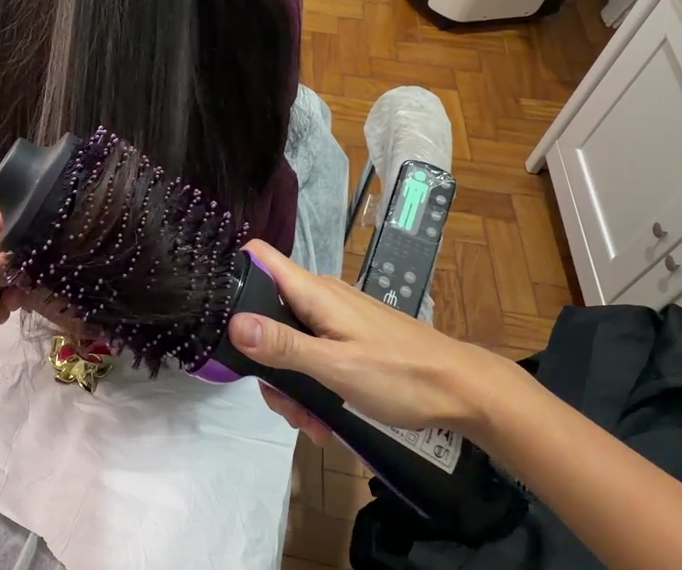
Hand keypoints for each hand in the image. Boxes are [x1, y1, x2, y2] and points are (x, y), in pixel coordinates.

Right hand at [227, 240, 514, 436]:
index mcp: (313, 292)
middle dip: (266, 359)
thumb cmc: (401, 374)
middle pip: (269, 313)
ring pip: (292, 342)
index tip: (215, 311)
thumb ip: (284, 347)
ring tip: (312, 423)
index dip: (232, 273)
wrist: (465, 392)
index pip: (258, 257)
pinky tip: (327, 419)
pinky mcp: (350, 340)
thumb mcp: (336, 368)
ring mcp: (336, 319)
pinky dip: (315, 385)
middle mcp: (320, 298)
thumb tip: (233, 324)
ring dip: (293, 383)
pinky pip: (315, 355)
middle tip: (282, 402)